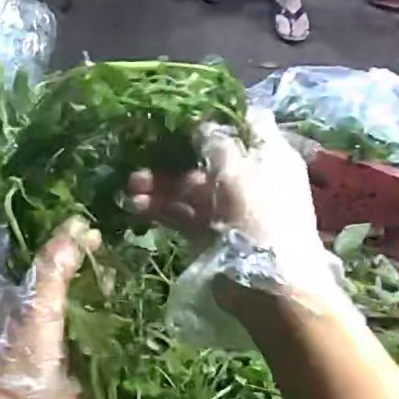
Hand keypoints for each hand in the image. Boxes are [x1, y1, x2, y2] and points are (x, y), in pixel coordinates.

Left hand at [0, 217, 100, 398]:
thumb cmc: (29, 354)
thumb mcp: (40, 304)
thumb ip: (55, 267)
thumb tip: (77, 226)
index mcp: (21, 291)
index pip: (42, 254)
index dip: (62, 237)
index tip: (88, 225)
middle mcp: (37, 303)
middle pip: (62, 271)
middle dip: (83, 257)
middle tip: (107, 243)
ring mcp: (57, 324)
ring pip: (80, 292)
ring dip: (97, 280)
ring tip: (118, 266)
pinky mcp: (76, 345)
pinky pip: (93, 318)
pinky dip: (106, 306)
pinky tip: (123, 294)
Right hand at [126, 108, 350, 316]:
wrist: (269, 282)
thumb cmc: (258, 213)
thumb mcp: (237, 168)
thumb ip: (215, 142)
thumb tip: (201, 124)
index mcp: (267, 154)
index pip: (244, 123)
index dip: (215, 117)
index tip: (180, 116)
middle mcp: (249, 177)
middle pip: (207, 158)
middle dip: (172, 157)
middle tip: (140, 157)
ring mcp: (229, 207)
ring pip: (190, 188)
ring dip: (160, 185)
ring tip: (129, 189)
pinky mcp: (211, 232)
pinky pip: (183, 213)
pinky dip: (161, 209)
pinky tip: (136, 208)